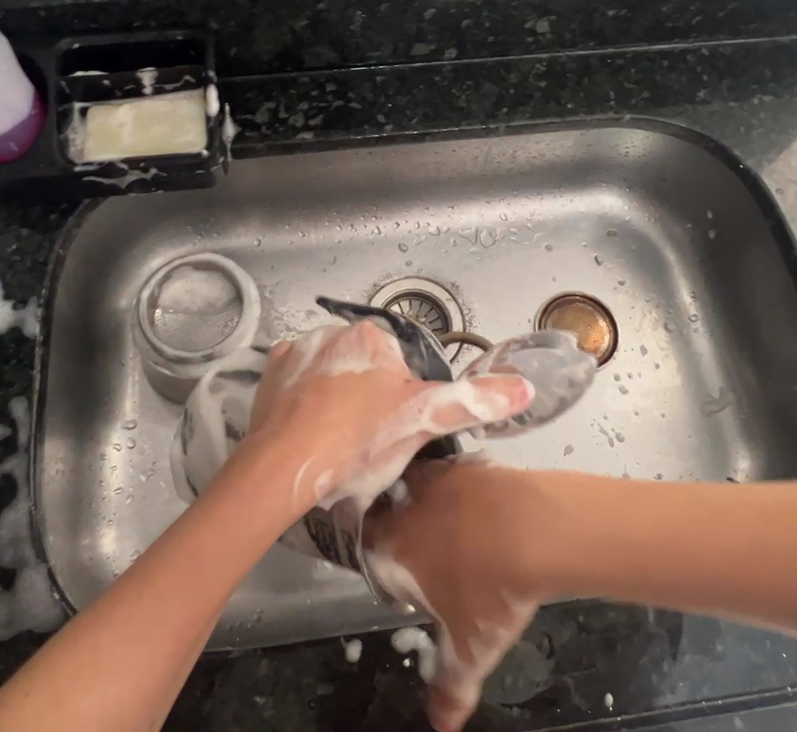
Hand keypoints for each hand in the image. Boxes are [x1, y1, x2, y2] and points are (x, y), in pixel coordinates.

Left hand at [243, 321, 533, 511]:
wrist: (287, 465)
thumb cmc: (359, 442)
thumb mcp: (424, 422)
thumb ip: (473, 402)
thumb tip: (526, 388)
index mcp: (374, 337)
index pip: (402, 364)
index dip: (403, 399)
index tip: (394, 428)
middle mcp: (334, 331)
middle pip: (366, 365)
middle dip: (370, 394)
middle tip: (367, 438)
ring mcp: (298, 350)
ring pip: (332, 371)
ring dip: (336, 394)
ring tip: (336, 438)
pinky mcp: (270, 371)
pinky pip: (297, 378)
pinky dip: (305, 397)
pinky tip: (309, 426)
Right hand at [364, 461, 554, 731]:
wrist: (536, 528)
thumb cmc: (491, 589)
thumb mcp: (471, 649)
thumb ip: (450, 687)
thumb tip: (441, 724)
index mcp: (390, 548)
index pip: (364, 547)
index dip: (378, 563)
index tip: (398, 579)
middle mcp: (403, 506)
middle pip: (385, 514)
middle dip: (396, 532)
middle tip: (422, 555)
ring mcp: (436, 478)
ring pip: (414, 488)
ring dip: (424, 506)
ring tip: (451, 531)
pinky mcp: (467, 463)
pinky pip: (449, 475)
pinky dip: (458, 491)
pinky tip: (480, 510)